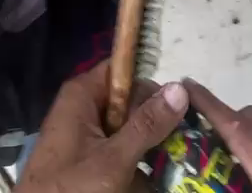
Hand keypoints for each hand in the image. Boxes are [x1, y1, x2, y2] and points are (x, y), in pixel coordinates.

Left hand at [17, 64, 188, 192]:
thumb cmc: (71, 188)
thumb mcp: (113, 159)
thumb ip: (146, 125)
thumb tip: (180, 87)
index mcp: (82, 93)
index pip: (123, 70)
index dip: (151, 85)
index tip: (180, 106)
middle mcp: (82, 108)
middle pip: (129, 102)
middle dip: (154, 122)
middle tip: (181, 141)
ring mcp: (84, 136)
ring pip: (127, 131)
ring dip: (148, 147)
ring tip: (175, 160)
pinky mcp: (87, 160)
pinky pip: (117, 152)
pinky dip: (134, 165)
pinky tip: (154, 179)